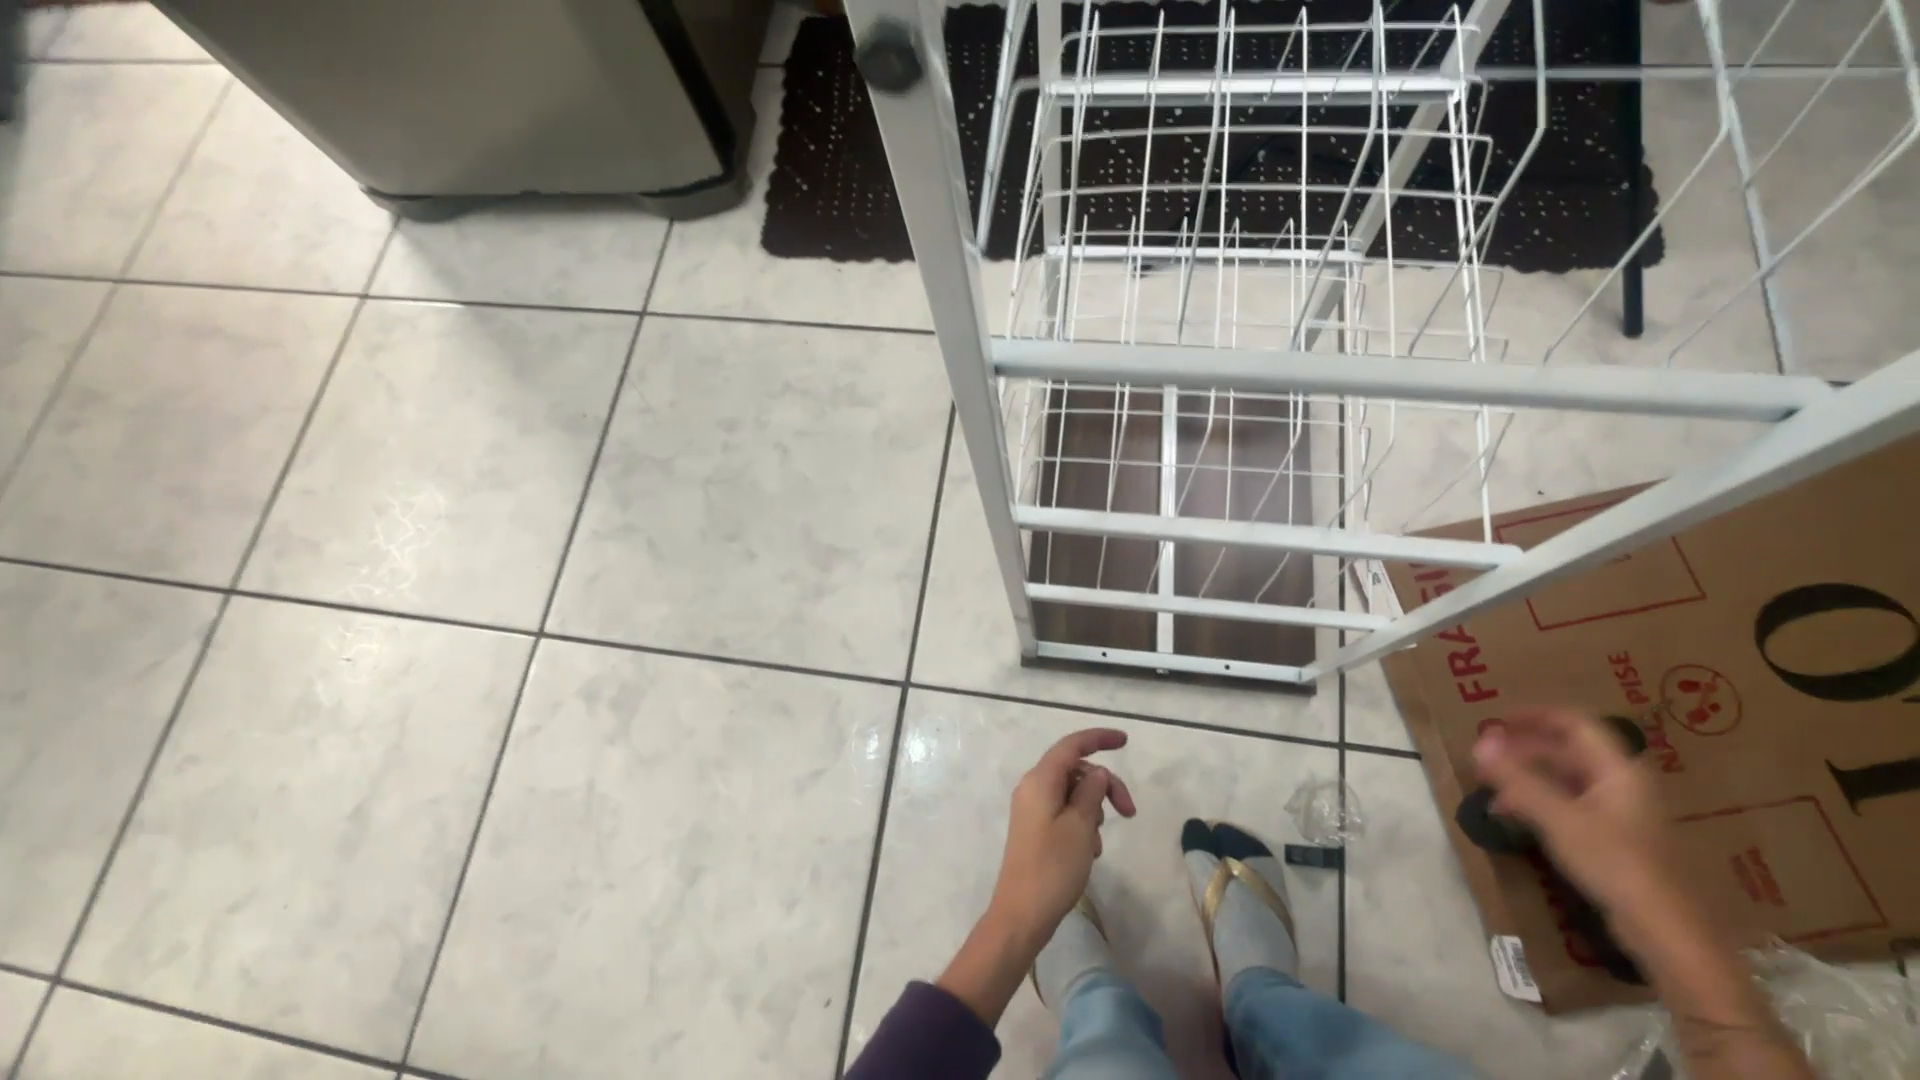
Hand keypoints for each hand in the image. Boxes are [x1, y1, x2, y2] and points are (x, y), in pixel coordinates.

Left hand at [985, 728, 1137, 948]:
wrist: (1022, 914)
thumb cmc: (1053, 867)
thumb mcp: (1080, 826)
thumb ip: (1091, 792)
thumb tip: (1097, 773)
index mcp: (1039, 781)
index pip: (1071, 746)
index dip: (1098, 738)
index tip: (1126, 741)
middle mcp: (1033, 788)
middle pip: (1076, 770)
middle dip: (1104, 786)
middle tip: (1129, 812)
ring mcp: (1033, 810)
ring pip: (1073, 794)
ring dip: (1094, 811)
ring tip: (1096, 844)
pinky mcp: (1036, 830)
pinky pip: (1065, 814)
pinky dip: (1082, 825)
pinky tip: (1088, 852)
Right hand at [1472, 707, 1677, 918]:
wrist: (1666, 930)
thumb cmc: (1615, 863)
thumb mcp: (1558, 818)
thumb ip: (1517, 779)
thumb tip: (1480, 742)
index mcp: (1618, 771)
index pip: (1576, 724)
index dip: (1536, 716)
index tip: (1498, 719)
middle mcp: (1622, 785)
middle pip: (1569, 752)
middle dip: (1525, 751)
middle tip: (1486, 755)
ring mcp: (1621, 814)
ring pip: (1568, 781)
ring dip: (1529, 779)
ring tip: (1493, 788)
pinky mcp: (1615, 841)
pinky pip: (1571, 807)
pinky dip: (1541, 804)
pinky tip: (1517, 818)